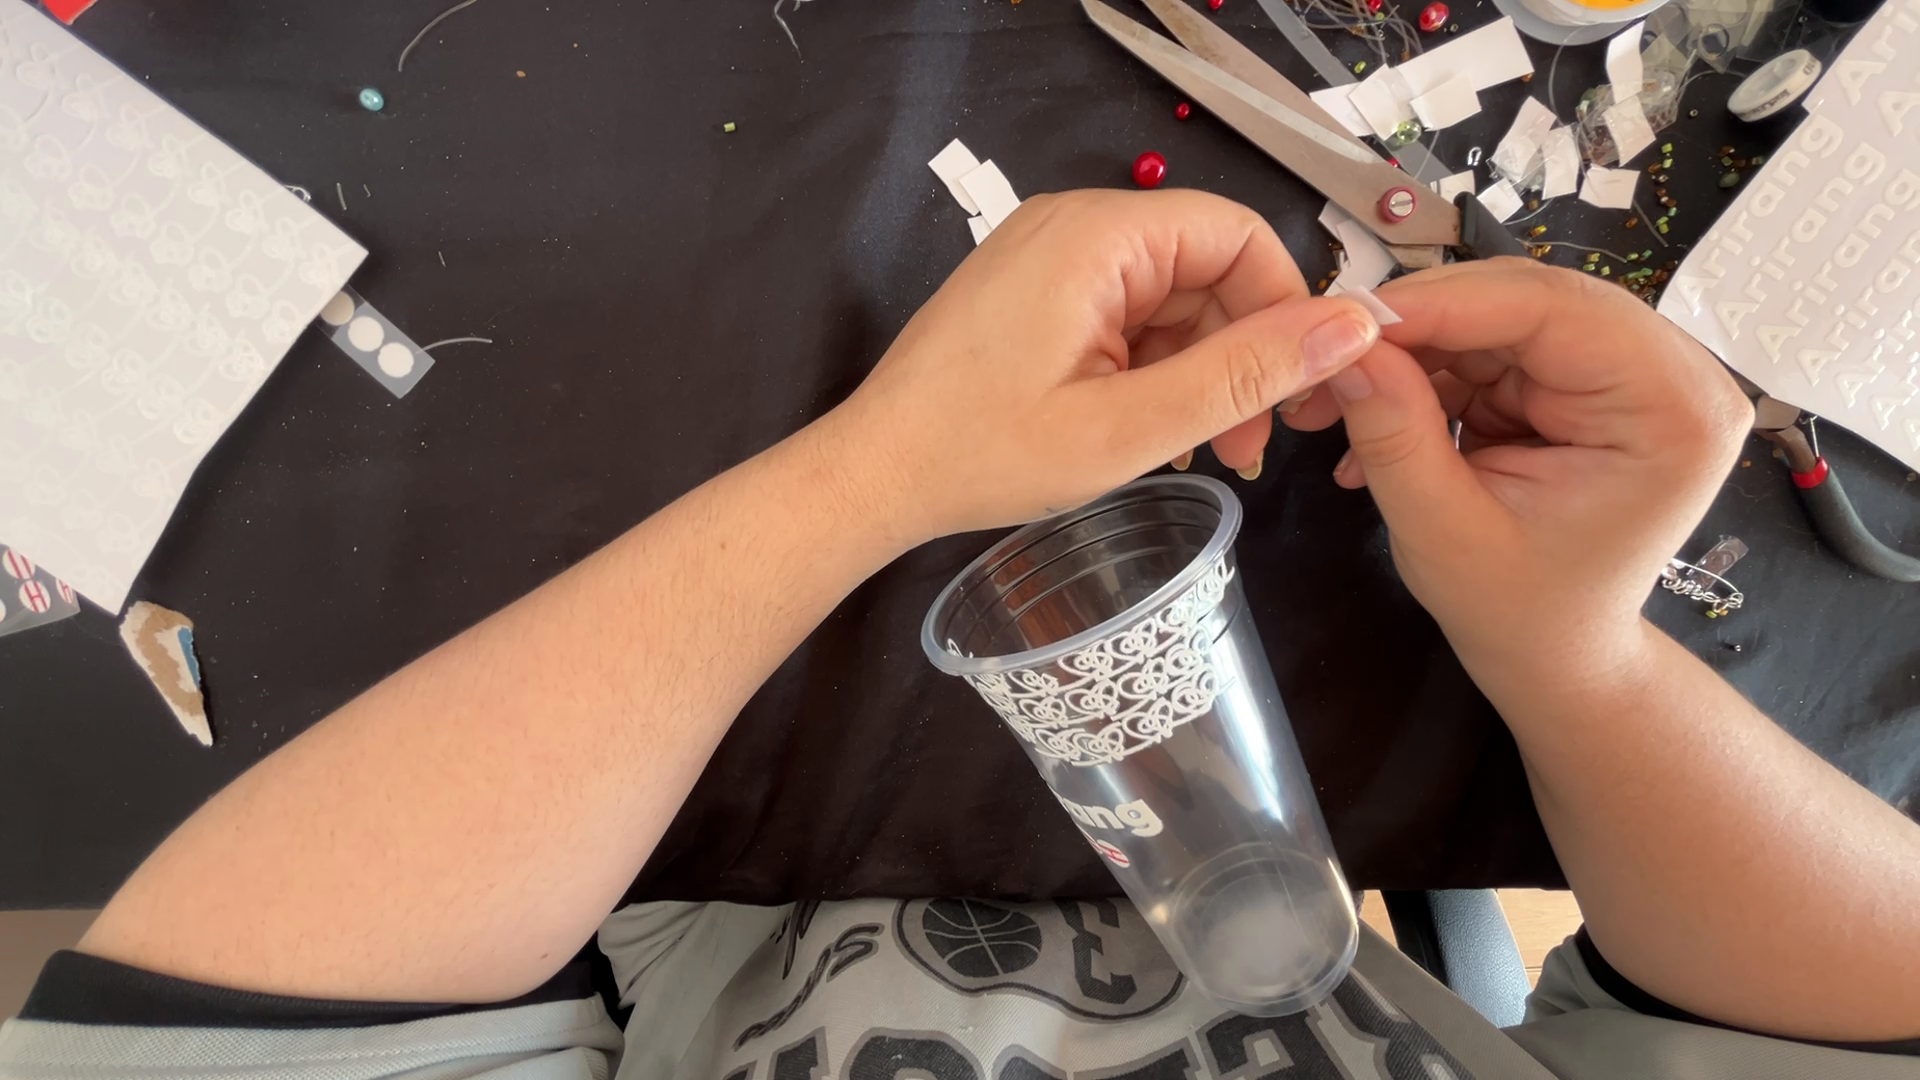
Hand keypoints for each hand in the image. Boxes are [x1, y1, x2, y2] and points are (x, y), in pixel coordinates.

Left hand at [829, 188, 1380, 541]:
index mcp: (1096, 234)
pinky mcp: (1029, 299)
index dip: (1282, 313)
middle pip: (1199, 272)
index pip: (1237, 236)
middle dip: (1233, 357)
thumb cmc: (984, 456)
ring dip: (1190, 373)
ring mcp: (1043, 263)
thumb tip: (1352, 325)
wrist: (875, 476)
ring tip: (1188, 449)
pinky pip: (1116, 320)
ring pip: (1161, 303)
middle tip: (1240, 448)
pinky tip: (1141, 427)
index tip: (1291, 398)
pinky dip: (1143, 371)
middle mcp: (1069, 228)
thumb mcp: (1127, 427)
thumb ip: (1241, 375)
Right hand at [1283, 259, 1751, 675]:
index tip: (1342, 325)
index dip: (1441, 304)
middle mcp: (1657, 373)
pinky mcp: (1564, 389)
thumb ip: (1393, 434)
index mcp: (1667, 408)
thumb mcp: (1438, 525)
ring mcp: (1610, 377)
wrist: (1544, 645)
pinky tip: (1370, 427)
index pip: (1552, 309)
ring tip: (1329, 409)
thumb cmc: (1509, 604)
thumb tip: (1341, 351)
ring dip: (1402, 360)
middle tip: (1326, 361)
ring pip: (1487, 325)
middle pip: (1521, 303)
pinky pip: (1477, 357)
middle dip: (1413, 331)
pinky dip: (1415, 385)